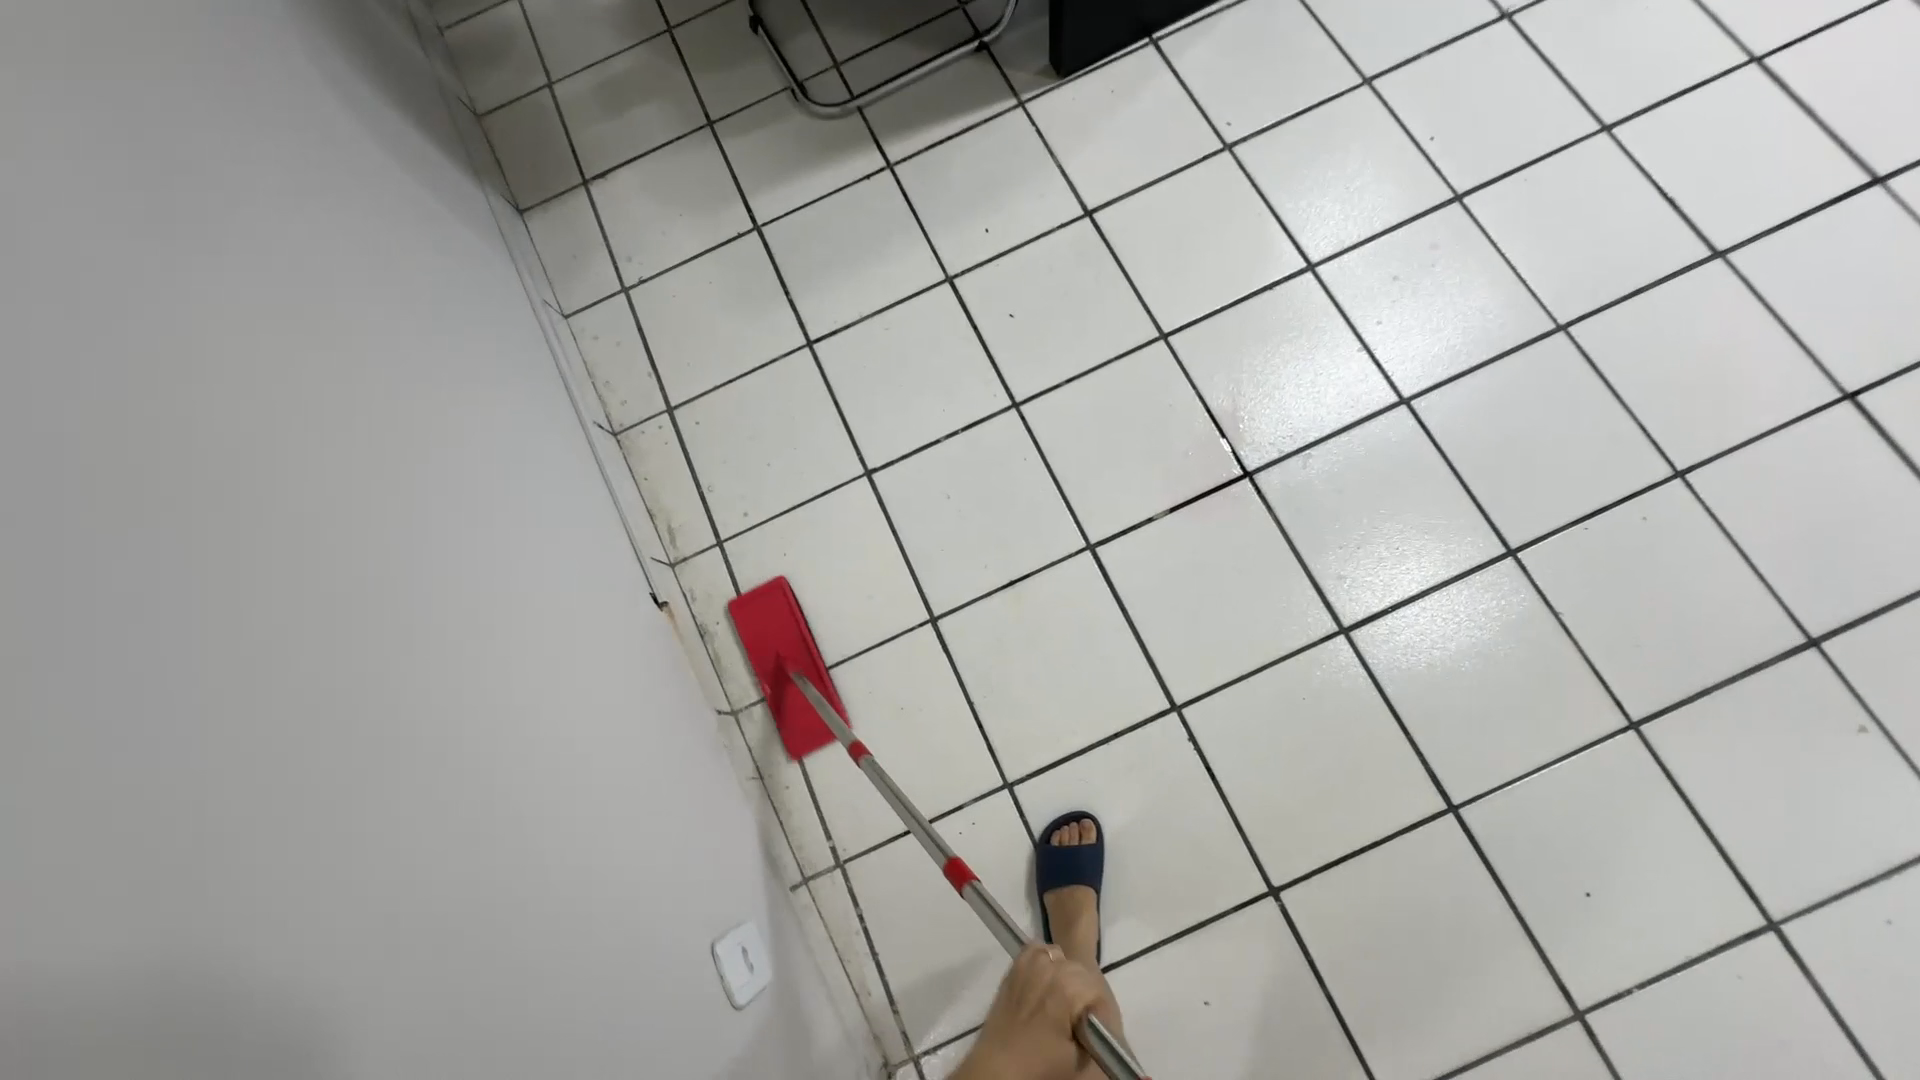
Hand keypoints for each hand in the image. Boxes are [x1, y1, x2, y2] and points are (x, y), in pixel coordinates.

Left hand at [953, 944, 1123, 1079]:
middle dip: (1087, 998)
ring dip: (1069, 981)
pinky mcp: (1015, 968)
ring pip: (1063, 960)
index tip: (1100, 1036)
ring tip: (1065, 1011)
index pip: (1099, 992)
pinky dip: (1048, 966)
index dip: (1104, 1016)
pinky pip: (1040, 953)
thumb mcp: (1082, 1063)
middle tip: (1084, 1027)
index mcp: (1066, 987)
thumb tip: (1114, 1034)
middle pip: (1082, 973)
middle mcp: (1048, 966)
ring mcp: (1028, 963)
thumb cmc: (1040, 1068)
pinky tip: (1047, 990)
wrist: (997, 1070)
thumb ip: (1105, 1042)